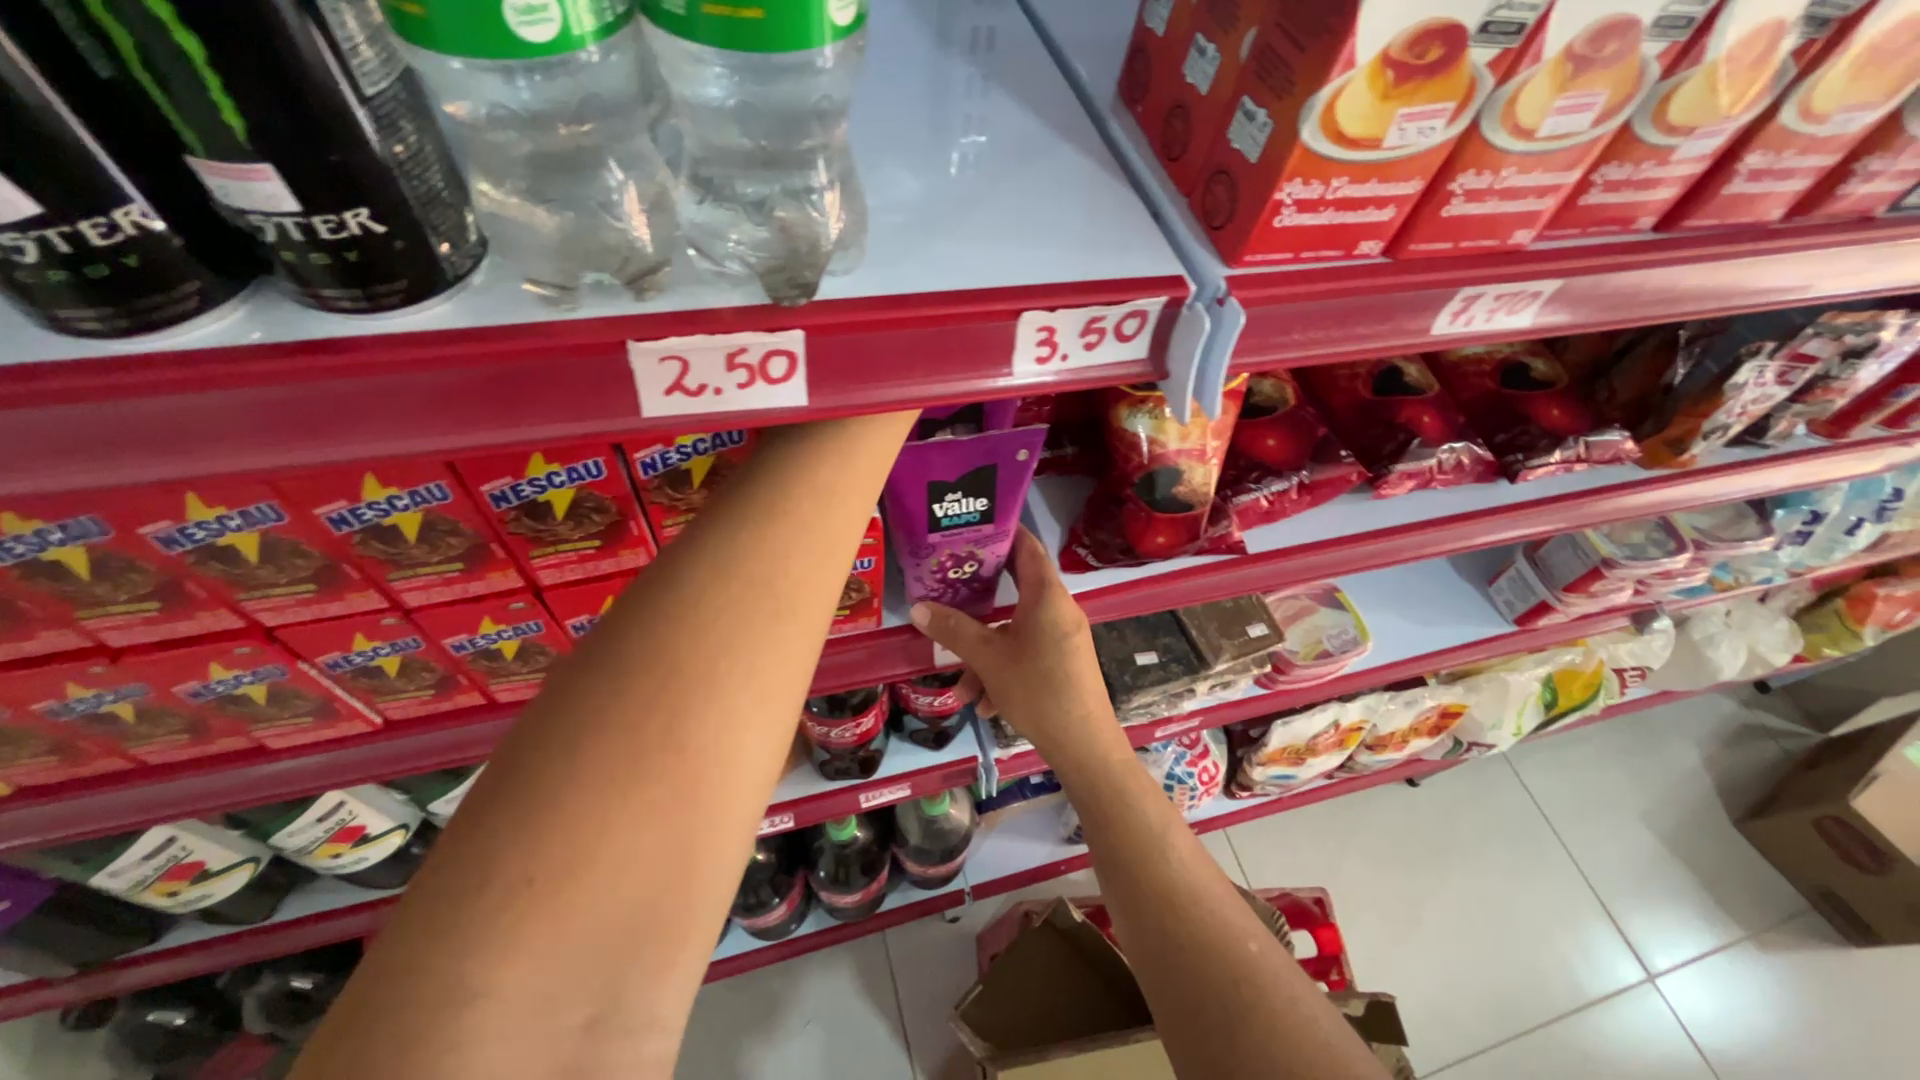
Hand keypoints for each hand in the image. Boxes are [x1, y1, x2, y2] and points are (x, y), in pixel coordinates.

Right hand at [908, 528, 1121, 762]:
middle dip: (980, 597)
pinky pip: (1028, 654)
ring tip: (963, 687)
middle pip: (1017, 587)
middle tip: (949, 588)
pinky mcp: (1065, 663)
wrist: (1084, 744)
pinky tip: (986, 703)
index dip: (1002, 532)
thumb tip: (918, 608)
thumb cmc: (1037, 689)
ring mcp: (1064, 637)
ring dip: (986, 654)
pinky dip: (1004, 670)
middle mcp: (1059, 609)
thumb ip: (953, 630)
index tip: (972, 529)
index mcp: (1046, 595)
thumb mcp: (988, 658)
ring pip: (1016, 631)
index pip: (1027, 546)